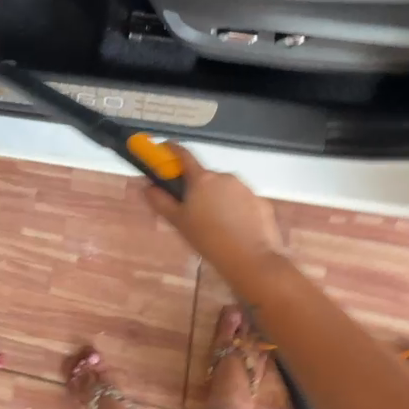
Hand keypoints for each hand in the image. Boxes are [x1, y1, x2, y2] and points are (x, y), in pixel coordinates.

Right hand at [143, 145, 283, 269]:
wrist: (252, 259)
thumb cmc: (208, 239)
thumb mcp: (178, 222)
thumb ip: (160, 201)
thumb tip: (147, 186)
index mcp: (201, 179)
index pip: (184, 155)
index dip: (171, 149)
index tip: (163, 149)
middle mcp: (224, 176)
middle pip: (205, 177)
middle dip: (197, 188)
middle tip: (193, 210)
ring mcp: (246, 188)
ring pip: (225, 189)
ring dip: (218, 198)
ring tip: (217, 225)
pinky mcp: (261, 202)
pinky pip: (243, 201)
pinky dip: (237, 209)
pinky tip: (236, 229)